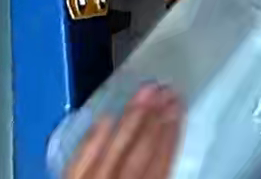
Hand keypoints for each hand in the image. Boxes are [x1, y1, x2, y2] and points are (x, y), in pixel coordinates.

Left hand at [63, 83, 181, 178]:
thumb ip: (157, 171)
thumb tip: (168, 141)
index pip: (158, 168)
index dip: (171, 135)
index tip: (180, 105)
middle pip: (136, 156)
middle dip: (155, 120)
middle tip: (168, 88)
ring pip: (113, 152)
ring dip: (132, 119)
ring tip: (148, 89)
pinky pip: (80, 161)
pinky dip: (94, 138)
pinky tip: (106, 116)